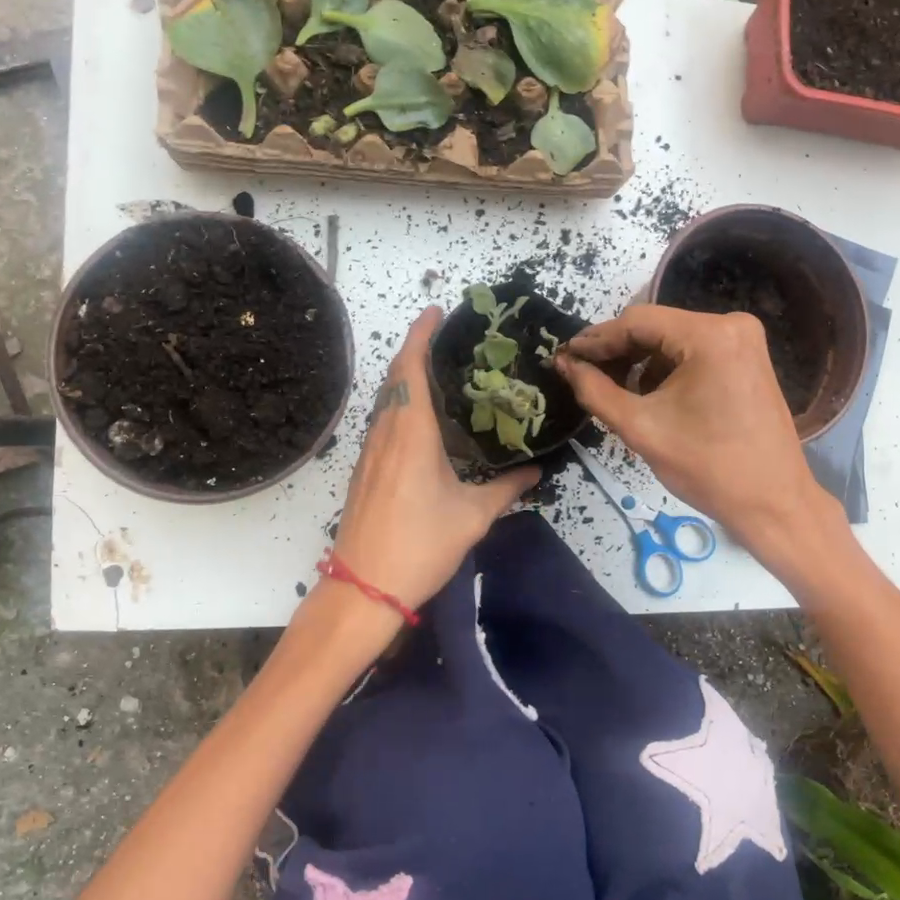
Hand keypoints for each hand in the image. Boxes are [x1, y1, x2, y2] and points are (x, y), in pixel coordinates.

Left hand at [327, 307, 538, 618]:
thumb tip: (536, 472)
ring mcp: (370, 453)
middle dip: (416, 351)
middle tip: (449, 340)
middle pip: (395, 378)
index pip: (411, 367)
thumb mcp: (472, 517)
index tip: (437, 311)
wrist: (363, 588)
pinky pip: (382, 423)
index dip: (421, 334)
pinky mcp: (364, 471)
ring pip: (386, 401)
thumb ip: (507, 489)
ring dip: (406, 379)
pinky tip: (421, 421)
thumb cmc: (420, 546)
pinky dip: (400, 406)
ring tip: (440, 374)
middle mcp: (386, 434)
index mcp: (412, 434)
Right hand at [554, 306, 823, 547]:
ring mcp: (743, 341)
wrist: (773, 503)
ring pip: (672, 341)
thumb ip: (596, 391)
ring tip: (609, 390)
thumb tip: (565, 363)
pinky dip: (665, 371)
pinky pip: (693, 353)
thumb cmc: (708, 468)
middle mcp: (731, 325)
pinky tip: (645, 396)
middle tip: (580, 374)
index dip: (596, 340)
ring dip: (639, 363)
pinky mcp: (746, 360)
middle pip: (655, 327)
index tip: (563, 357)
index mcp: (710, 335)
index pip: (637, 321)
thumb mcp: (642, 428)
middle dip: (617, 352)